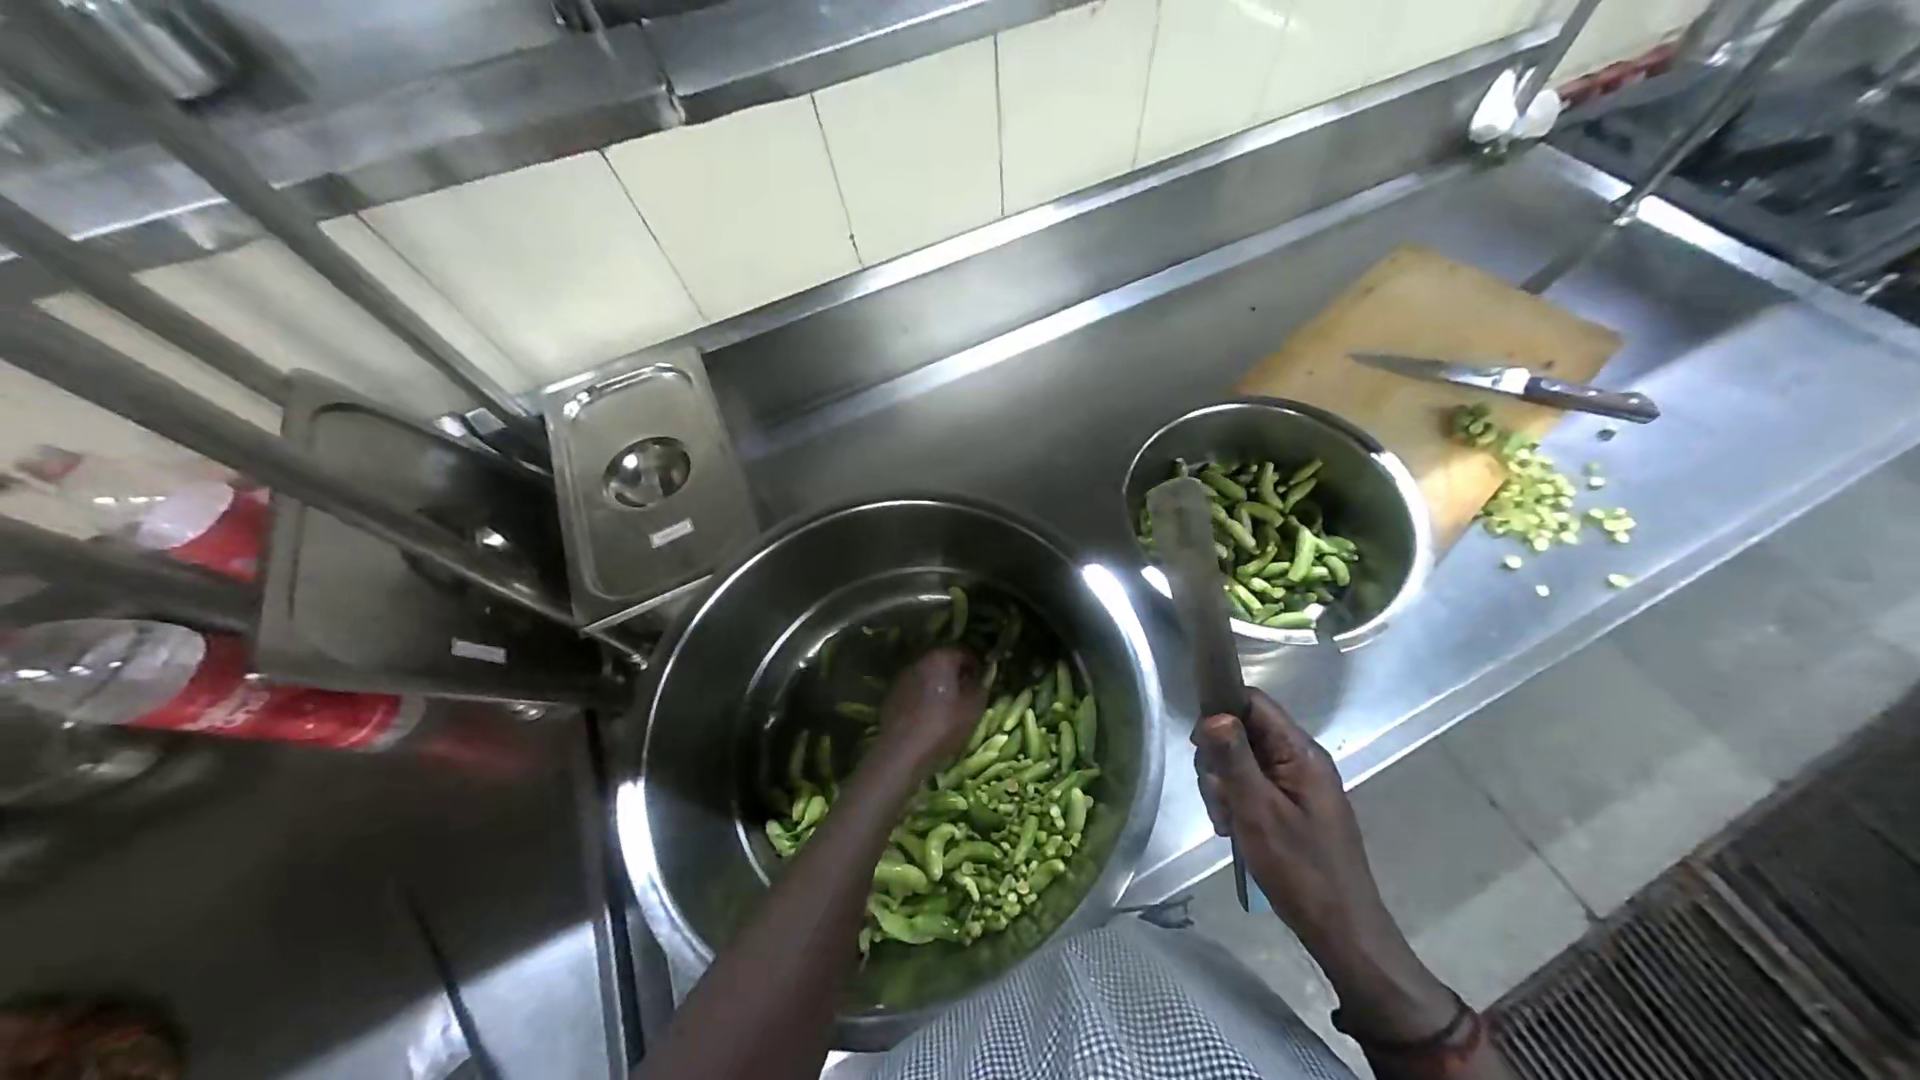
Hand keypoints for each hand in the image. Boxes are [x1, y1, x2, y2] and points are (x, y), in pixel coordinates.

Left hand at [870, 647, 987, 776]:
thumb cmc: (943, 726)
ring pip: (927, 675)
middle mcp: (919, 661)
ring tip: (949, 705)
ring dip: (939, 684)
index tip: (983, 682)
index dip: (976, 666)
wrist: (901, 752)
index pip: (964, 652)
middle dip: (957, 674)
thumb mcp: (973, 708)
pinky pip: (914, 688)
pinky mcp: (891, 694)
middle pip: (943, 661)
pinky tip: (929, 714)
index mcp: (940, 658)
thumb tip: (987, 672)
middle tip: (968, 693)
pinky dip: (924, 695)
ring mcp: (902, 677)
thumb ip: (982, 685)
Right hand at [1193, 688, 1456, 1042]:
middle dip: (1218, 761)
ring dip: (1223, 787)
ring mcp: (1295, 784)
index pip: (1254, 702)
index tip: (1199, 745)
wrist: (1342, 930)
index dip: (1221, 712)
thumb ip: (1234, 759)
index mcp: (1299, 752)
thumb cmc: (1300, 869)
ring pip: (1240, 761)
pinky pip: (1250, 787)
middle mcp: (1299, 760)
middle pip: (1242, 732)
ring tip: (1228, 822)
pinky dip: (1234, 803)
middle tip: (1219, 798)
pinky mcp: (1289, 806)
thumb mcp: (1258, 810)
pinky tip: (1233, 829)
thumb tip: (1213, 715)